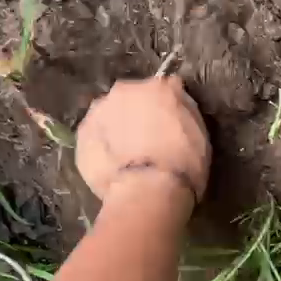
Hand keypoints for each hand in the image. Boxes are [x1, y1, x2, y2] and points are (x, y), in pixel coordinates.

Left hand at [76, 76, 210, 205]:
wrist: (146, 193)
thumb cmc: (183, 166)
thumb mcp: (200, 137)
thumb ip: (185, 113)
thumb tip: (177, 101)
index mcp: (157, 88)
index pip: (166, 89)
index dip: (170, 108)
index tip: (174, 125)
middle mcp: (124, 91)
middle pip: (132, 98)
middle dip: (139, 114)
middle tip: (149, 141)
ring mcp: (98, 112)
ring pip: (110, 115)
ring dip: (117, 128)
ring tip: (127, 156)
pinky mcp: (81, 136)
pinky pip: (95, 137)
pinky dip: (102, 147)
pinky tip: (113, 166)